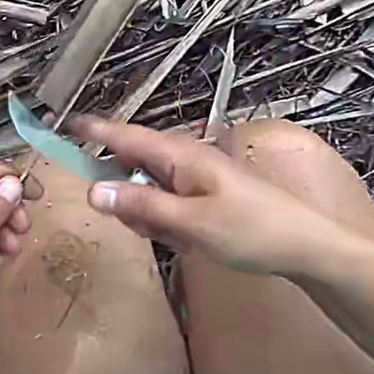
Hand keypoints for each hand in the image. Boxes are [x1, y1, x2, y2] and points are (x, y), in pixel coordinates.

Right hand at [70, 116, 373, 279]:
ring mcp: (196, 179)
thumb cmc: (252, 230)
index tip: (66, 125)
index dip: (95, 131)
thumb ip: (139, 204)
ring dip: (147, 213)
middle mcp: (185, 160)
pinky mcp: (204, 197)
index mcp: (181, 155)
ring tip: (171, 237)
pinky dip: (165, 221)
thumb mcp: (190, 222)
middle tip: (139, 224)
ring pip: (149, 189)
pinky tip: (183, 239)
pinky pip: (168, 203)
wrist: (308, 249)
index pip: (127, 136)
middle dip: (125, 193)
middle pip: (134, 166)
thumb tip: (93, 189)